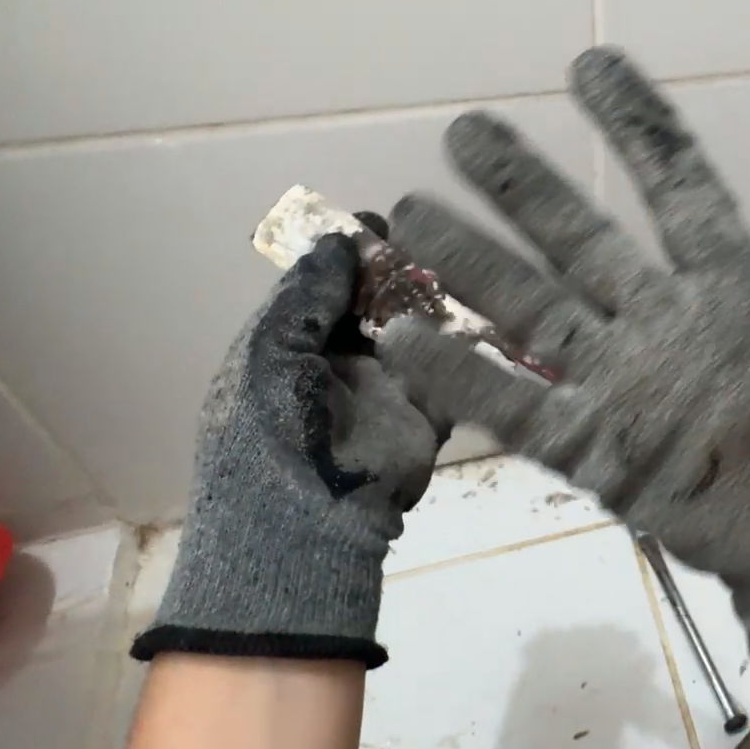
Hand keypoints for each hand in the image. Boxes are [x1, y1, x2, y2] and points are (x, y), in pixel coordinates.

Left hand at [131, 233, 441, 665]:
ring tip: (460, 265)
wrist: (305, 524)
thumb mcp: (270, 352)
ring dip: (434, 301)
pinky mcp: (429, 414)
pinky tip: (481, 309)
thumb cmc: (267, 432)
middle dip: (398, 272)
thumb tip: (336, 240)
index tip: (378, 224)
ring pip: (417, 331)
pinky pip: (450, 370)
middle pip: (376, 304)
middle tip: (429, 239)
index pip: (325, 289)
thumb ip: (305, 295)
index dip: (349, 256)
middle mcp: (342, 362)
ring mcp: (388, 388)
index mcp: (292, 347)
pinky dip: (465, 343)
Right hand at [380, 48, 749, 700]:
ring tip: (412, 210)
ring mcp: (623, 384)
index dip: (638, 126)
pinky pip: (518, 407)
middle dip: (525, 185)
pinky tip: (406, 342)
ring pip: (535, 309)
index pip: (680, 188)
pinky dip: (464, 379)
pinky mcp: (597, 450)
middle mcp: (664, 322)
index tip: (589, 65)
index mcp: (732, 290)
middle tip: (466, 128)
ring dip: (476, 265)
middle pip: (583, 238)